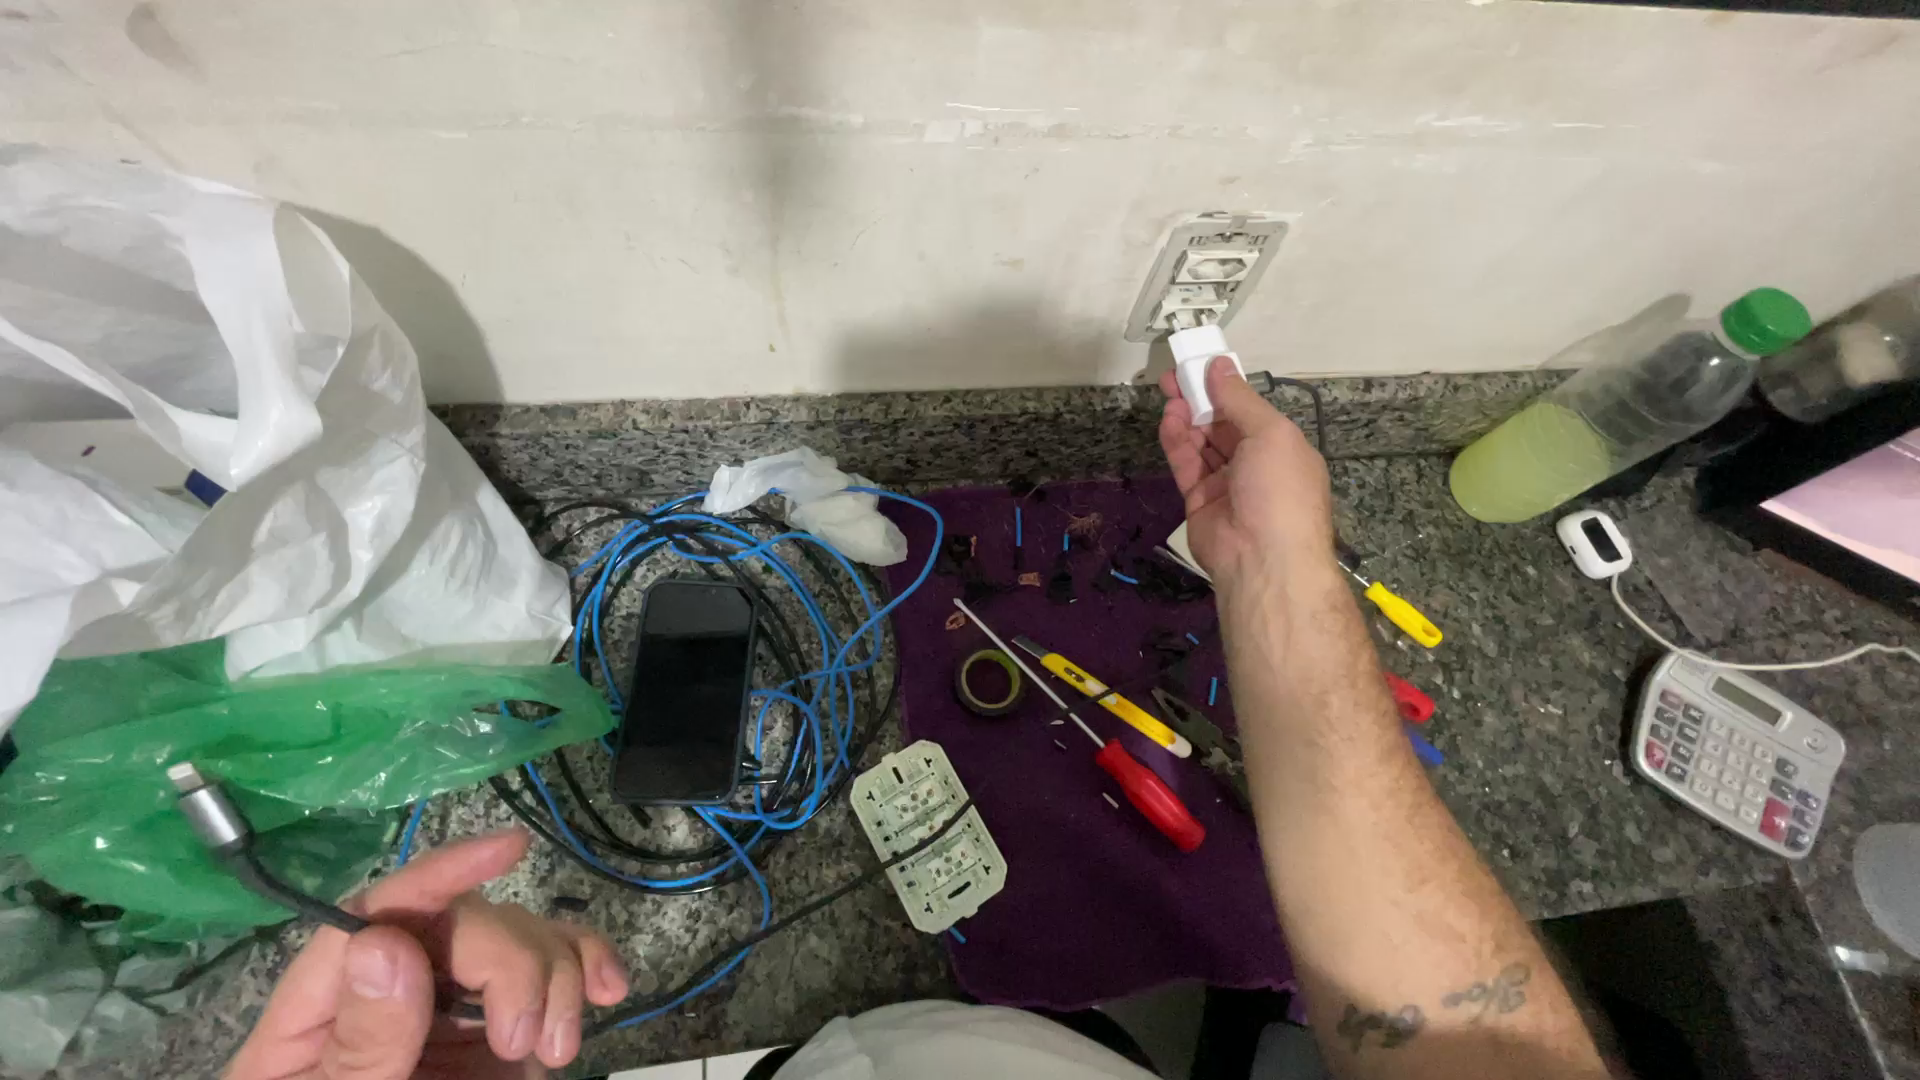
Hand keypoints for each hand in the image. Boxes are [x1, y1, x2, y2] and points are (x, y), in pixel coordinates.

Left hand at [227, 830, 627, 1079]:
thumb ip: (358, 1050)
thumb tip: (382, 943)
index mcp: (318, 1016)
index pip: (374, 913)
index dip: (439, 873)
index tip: (511, 849)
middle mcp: (392, 992)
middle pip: (467, 924)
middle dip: (515, 964)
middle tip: (528, 1039)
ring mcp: (452, 1007)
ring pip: (523, 936)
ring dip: (559, 976)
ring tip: (561, 1049)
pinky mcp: (503, 1025)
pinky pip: (555, 966)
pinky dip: (588, 967)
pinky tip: (610, 988)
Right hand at [1157, 357, 1334, 588]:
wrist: (1262, 557)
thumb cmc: (1279, 489)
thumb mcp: (1270, 434)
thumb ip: (1239, 400)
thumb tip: (1219, 366)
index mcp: (1281, 447)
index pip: (1250, 410)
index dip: (1226, 388)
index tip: (1202, 366)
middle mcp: (1255, 464)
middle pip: (1222, 425)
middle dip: (1200, 400)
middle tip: (1174, 376)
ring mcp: (1226, 484)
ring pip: (1201, 443)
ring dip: (1186, 418)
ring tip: (1169, 394)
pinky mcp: (1199, 500)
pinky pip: (1187, 466)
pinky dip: (1176, 443)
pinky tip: (1168, 421)